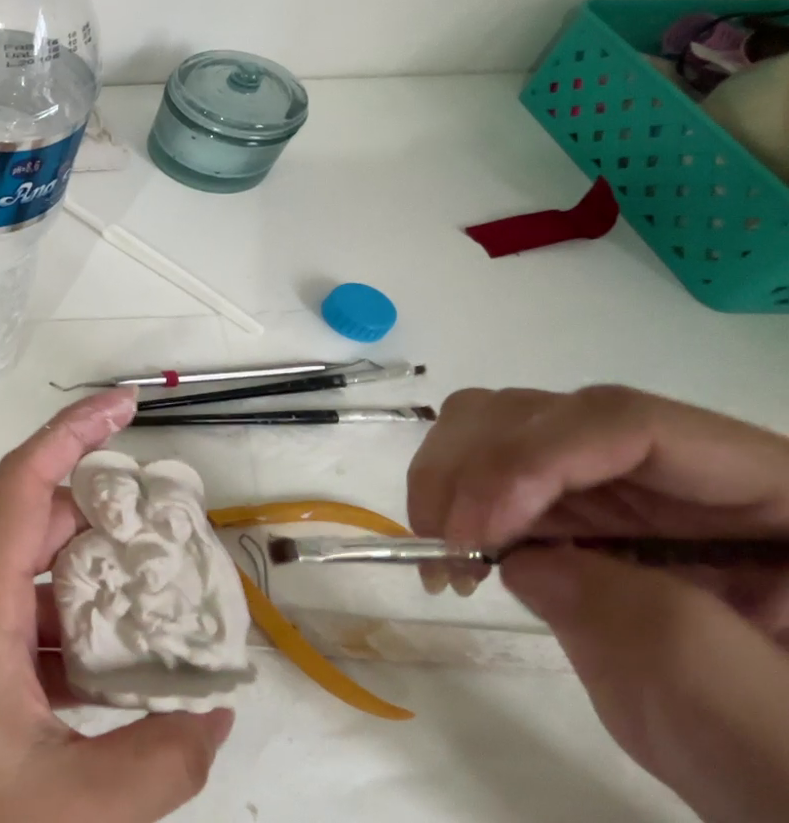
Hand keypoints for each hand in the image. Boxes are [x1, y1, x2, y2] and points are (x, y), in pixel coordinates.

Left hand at [0, 390, 231, 822]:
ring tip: (172, 592)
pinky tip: (129, 662)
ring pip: (37, 572)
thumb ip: (159, 762)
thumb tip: (215, 717)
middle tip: (180, 523)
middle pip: (40, 521)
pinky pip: (28, 615)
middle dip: (107, 511)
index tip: (125, 404)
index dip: (74, 432)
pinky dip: (77, 623)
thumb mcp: (72, 799)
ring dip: (98, 575)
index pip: (25, 482)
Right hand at [407, 385, 788, 822]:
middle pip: (548, 415)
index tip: (472, 536)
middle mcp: (689, 470)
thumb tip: (522, 561)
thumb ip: (652, 623)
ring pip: (500, 427)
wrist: (773, 781)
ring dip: (449, 483)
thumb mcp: (751, 710)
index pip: (626, 425)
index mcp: (772, 491)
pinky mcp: (575, 515)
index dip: (531, 460)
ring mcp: (627, 491)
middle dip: (473, 470)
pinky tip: (454, 562)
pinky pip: (486, 474)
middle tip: (442, 548)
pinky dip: (449, 506)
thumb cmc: (781, 757)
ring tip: (444, 558)